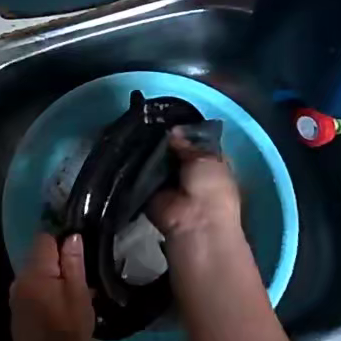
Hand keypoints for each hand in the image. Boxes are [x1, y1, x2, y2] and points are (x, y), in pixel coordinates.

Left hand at [10, 232, 93, 340]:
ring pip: (39, 272)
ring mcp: (17, 295)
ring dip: (56, 276)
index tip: (81, 248)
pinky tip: (65, 304)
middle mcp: (20, 279)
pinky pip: (35, 287)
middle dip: (61, 259)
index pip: (45, 238)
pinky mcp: (19, 309)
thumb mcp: (79, 298)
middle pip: (41, 255)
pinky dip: (49, 289)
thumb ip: (74, 264)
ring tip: (79, 290)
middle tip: (85, 273)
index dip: (64, 238)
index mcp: (35, 273)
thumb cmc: (66, 336)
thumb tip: (72, 236)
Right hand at [147, 129, 247, 257]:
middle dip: (164, 140)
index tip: (168, 119)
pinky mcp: (151, 193)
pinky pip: (143, 175)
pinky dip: (137, 167)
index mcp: (210, 163)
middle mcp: (190, 172)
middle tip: (148, 123)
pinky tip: (129, 150)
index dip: (184, 131)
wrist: (194, 222)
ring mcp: (170, 183)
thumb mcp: (205, 158)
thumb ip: (188, 144)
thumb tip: (173, 131)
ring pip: (157, 162)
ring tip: (136, 133)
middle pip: (174, 151)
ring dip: (149, 152)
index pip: (195, 142)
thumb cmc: (211, 188)